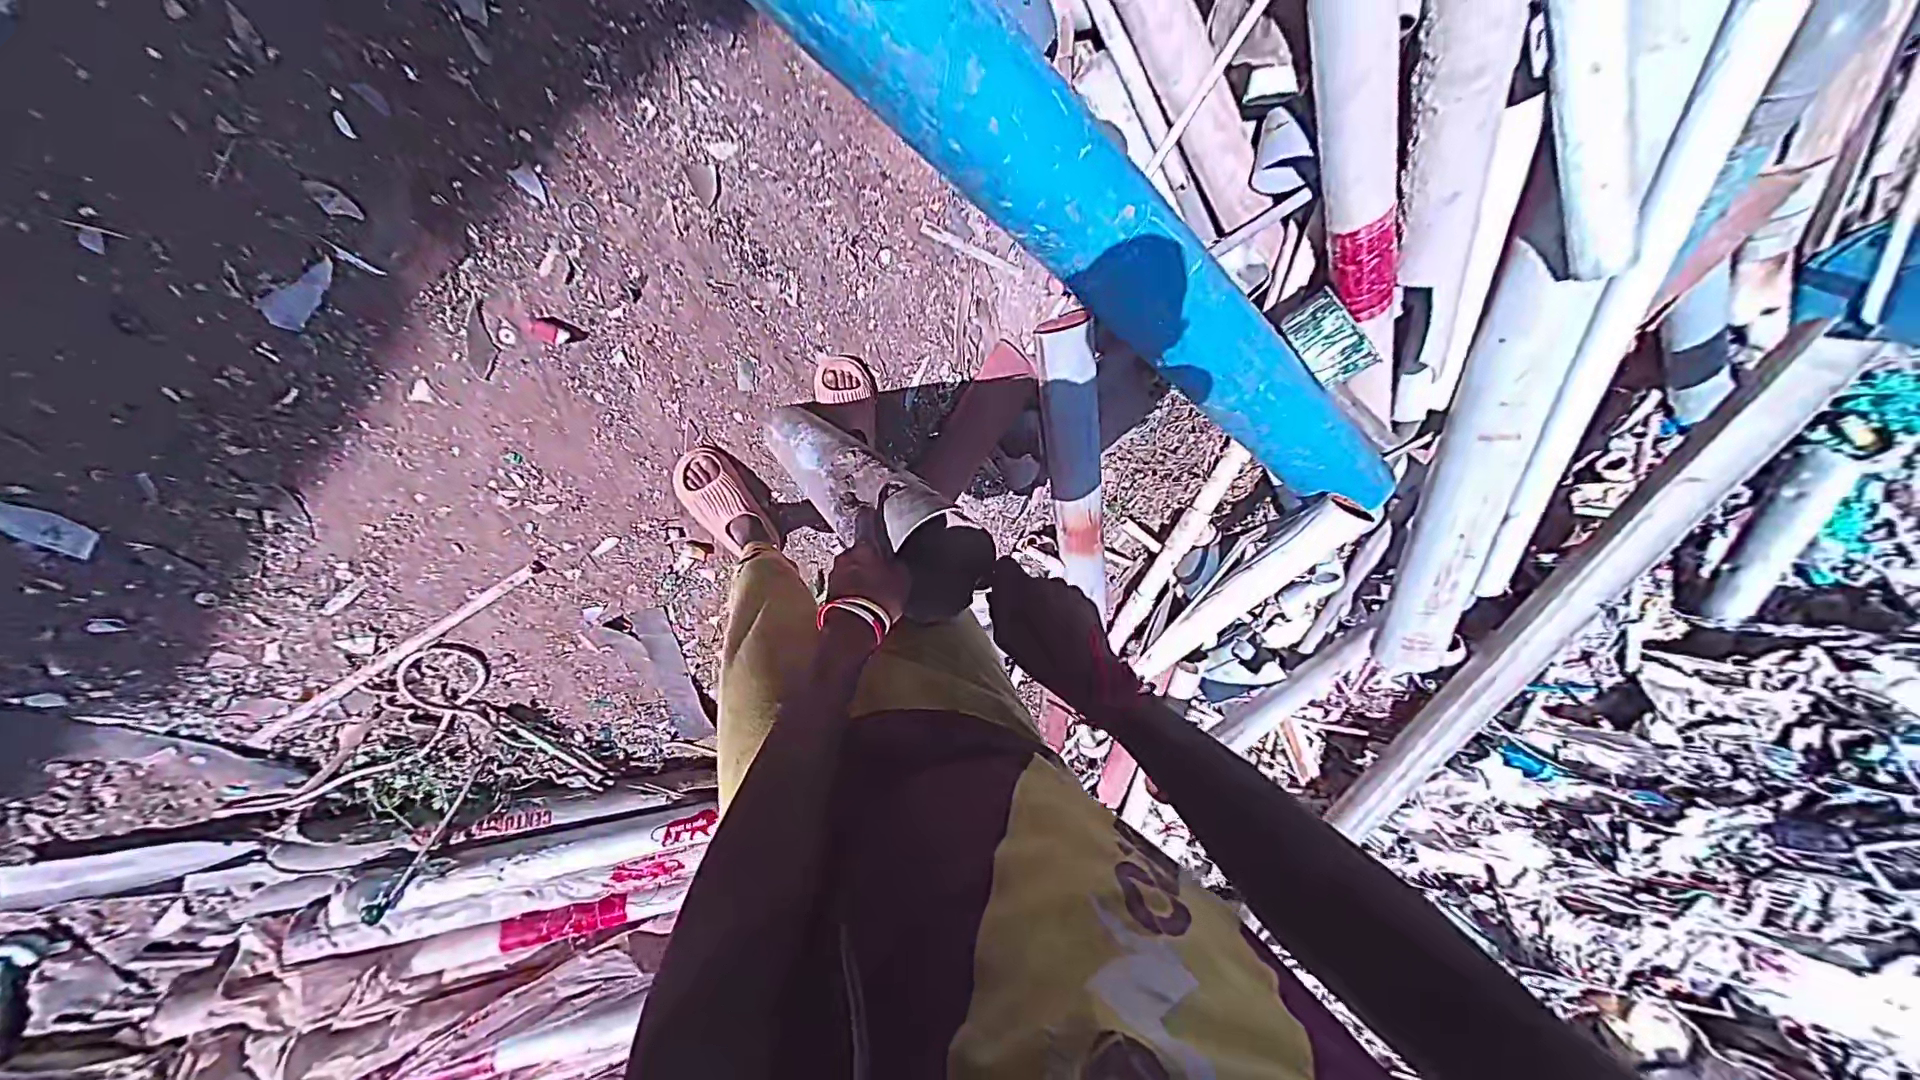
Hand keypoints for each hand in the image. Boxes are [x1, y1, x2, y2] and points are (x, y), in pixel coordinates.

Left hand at [825, 507, 910, 624]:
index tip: (872, 509)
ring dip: (857, 571)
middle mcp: (845, 554)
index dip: (870, 514)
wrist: (854, 625)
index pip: (866, 520)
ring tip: (871, 585)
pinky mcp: (828, 590)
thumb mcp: (902, 579)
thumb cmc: (881, 597)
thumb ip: (898, 564)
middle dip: (866, 555)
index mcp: (864, 546)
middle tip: (879, 565)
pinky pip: (843, 582)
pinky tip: (861, 596)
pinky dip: (851, 586)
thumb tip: (895, 561)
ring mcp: (833, 572)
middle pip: (857, 548)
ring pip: (849, 566)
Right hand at [987, 557, 1145, 720]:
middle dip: (1025, 597)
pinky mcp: (1085, 601)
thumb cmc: (1047, 658)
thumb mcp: (1006, 638)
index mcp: (1025, 589)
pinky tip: (1061, 634)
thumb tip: (995, 594)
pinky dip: (1062, 612)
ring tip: (1045, 632)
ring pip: (1049, 591)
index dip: (1001, 576)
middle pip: (1029, 580)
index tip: (1000, 587)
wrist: (1087, 672)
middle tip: (1023, 623)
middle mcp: (1049, 583)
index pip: (1005, 564)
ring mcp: (1070, 591)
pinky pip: (1067, 600)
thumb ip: (997, 608)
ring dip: (1045, 605)